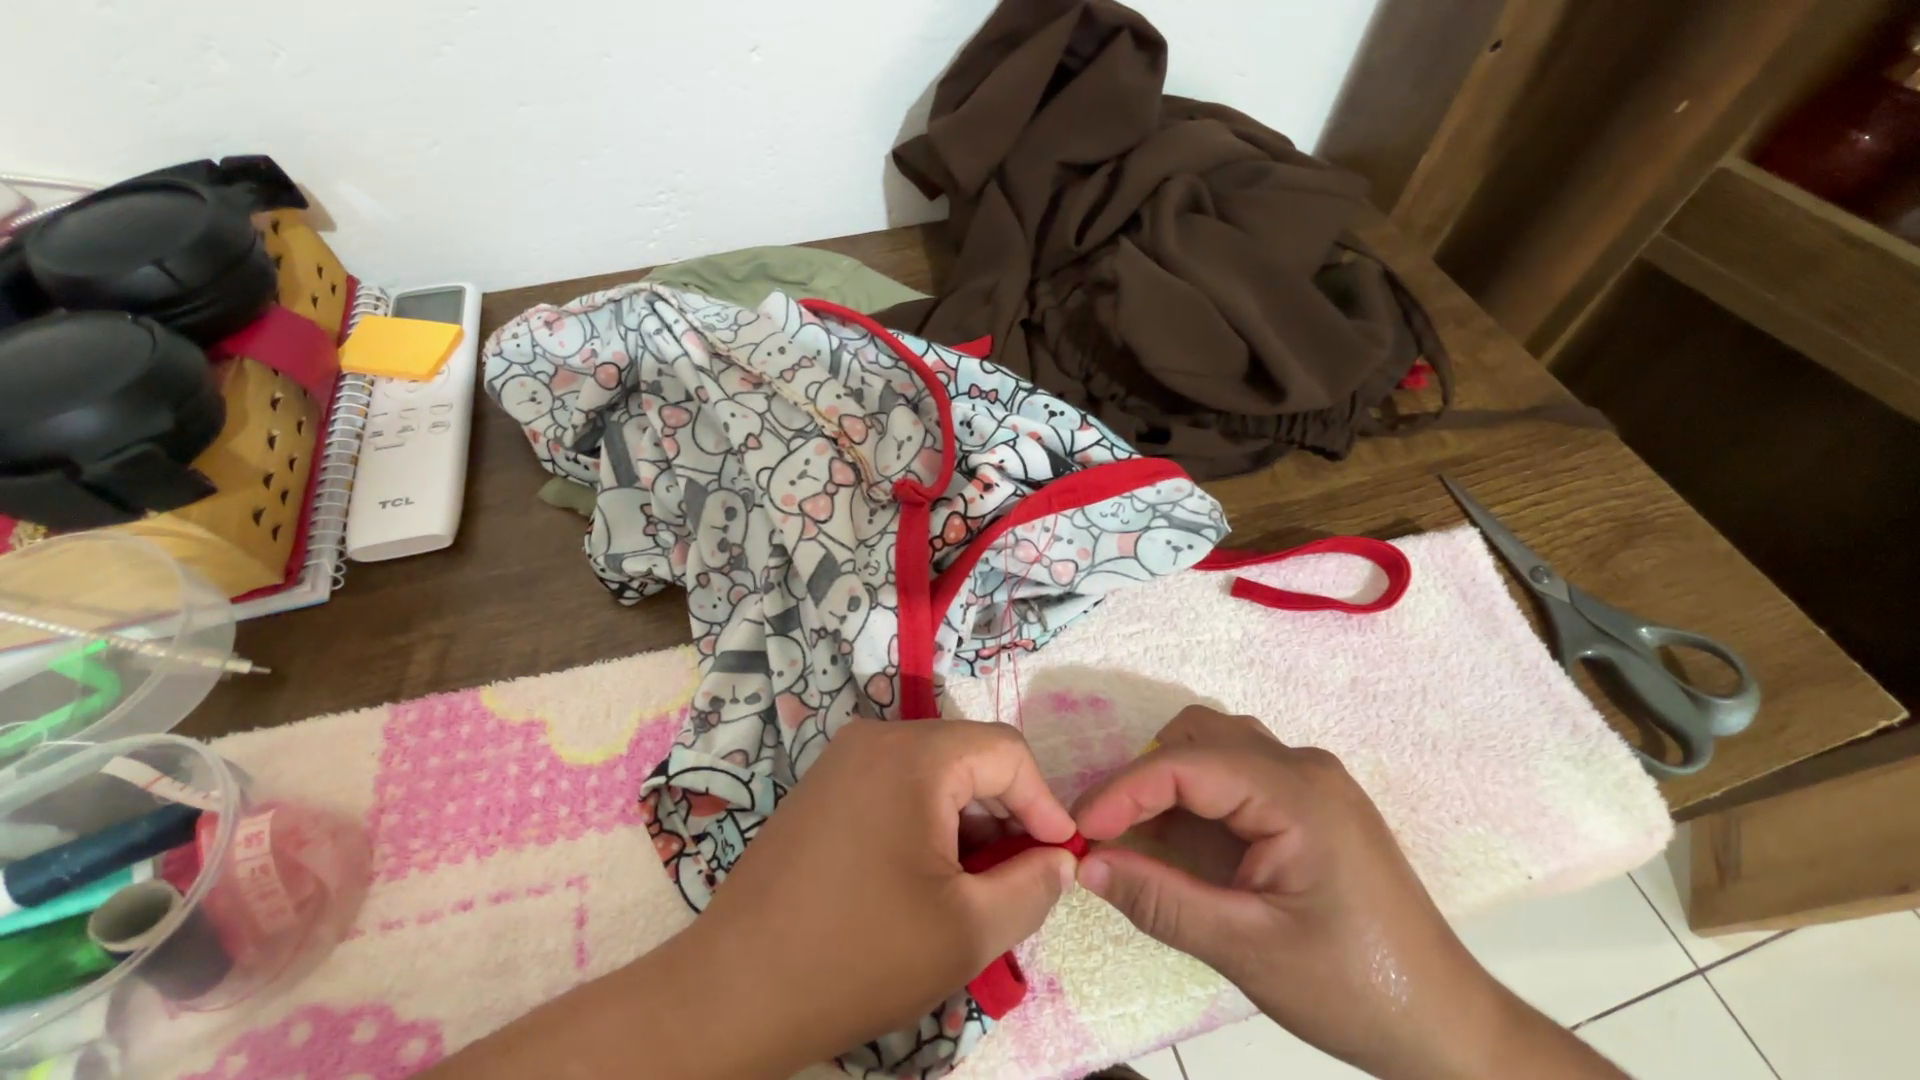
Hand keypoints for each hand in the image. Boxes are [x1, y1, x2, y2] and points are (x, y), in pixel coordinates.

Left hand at [685, 718, 1078, 1070]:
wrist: (734, 993)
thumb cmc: (859, 956)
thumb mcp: (968, 930)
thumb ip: (1033, 885)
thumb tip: (1059, 859)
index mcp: (913, 755)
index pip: (1006, 752)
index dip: (1044, 803)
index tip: (1060, 859)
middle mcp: (873, 740)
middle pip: (968, 759)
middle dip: (1004, 816)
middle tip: (1019, 880)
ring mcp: (839, 764)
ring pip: (932, 776)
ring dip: (964, 825)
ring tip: (972, 891)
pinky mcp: (819, 792)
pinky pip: (893, 789)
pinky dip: (925, 825)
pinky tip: (923, 883)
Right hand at [1073, 706, 1524, 1079]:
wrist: (1444, 1023)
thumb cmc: (1351, 987)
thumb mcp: (1246, 949)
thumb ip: (1160, 901)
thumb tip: (1085, 865)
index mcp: (1296, 794)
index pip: (1186, 764)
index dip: (1122, 791)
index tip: (1077, 832)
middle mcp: (1304, 768)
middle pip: (1200, 737)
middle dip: (1142, 777)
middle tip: (1104, 832)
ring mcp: (1312, 782)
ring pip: (1217, 747)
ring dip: (1167, 780)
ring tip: (1134, 835)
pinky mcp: (1312, 805)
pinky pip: (1237, 775)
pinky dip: (1195, 797)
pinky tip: (1177, 841)